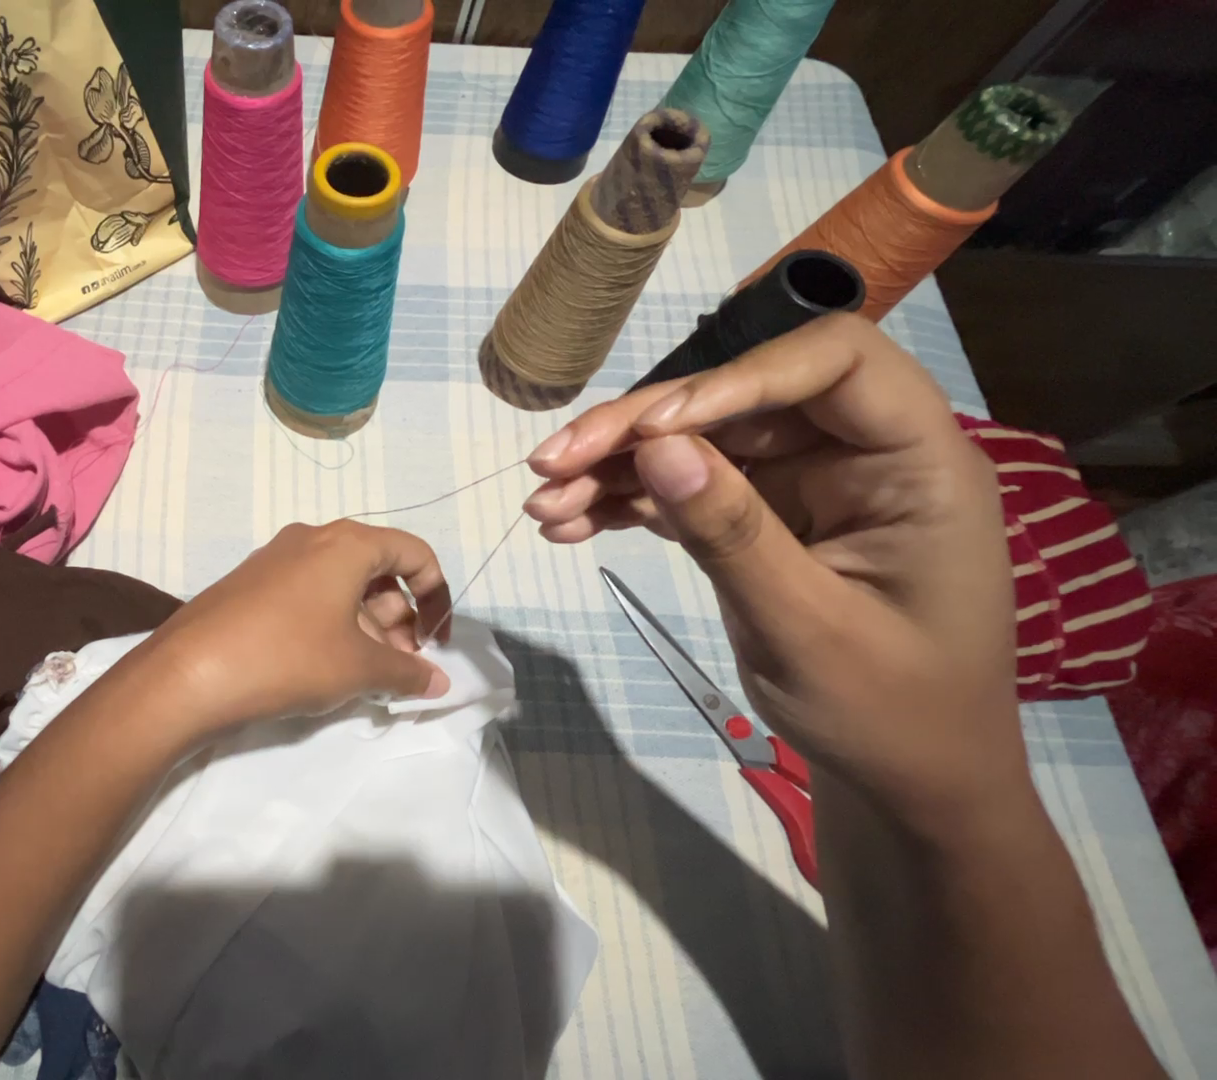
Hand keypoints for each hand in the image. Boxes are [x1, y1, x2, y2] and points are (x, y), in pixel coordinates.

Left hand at [137, 520, 452, 740]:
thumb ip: (407, 671)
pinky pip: (307, 594)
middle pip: (376, 569)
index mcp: (345, 543)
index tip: (435, 642)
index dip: (437, 596)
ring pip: (340, 585)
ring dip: (365, 625)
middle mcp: (311, 538)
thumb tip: (438, 681)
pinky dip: (330, 623)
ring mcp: (275, 559)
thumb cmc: (288, 657)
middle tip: (397, 665)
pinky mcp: (250, 584)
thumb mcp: (358, 667)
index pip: (414, 552)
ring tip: (363, 673)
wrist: (188, 673)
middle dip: (399, 618)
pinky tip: (322, 666)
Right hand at [526, 316, 1022, 825]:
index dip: (734, 378)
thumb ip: (733, 531)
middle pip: (732, 402)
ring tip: (543, 506)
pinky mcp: (754, 516)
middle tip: (550, 465)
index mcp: (913, 463)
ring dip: (611, 469)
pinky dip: (620, 504)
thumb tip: (657, 446)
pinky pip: (678, 489)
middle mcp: (850, 455)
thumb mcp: (806, 628)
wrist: (897, 775)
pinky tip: (567, 525)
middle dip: (636, 429)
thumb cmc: (886, 711)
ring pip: (690, 443)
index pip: (831, 364)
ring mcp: (797, 484)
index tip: (651, 430)